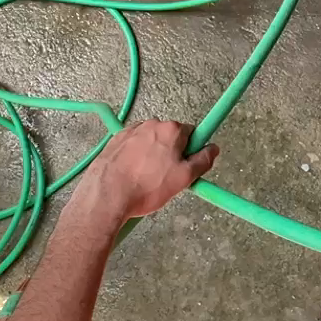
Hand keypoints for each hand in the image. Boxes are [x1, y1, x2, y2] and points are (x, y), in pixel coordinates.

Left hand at [68, 121, 217, 231]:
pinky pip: (133, 146)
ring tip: (147, 179)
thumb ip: (203, 161)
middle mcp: (151, 125)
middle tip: (167, 176)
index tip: (187, 165)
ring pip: (150, 141)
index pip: (192, 133)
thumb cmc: (145, 187)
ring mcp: (131, 131)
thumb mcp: (184, 178)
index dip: (192, 151)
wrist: (107, 195)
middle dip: (171, 153)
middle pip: (170, 136)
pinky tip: (133, 175)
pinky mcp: (115, 141)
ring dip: (152, 155)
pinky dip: (135, 158)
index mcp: (171, 130)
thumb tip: (213, 149)